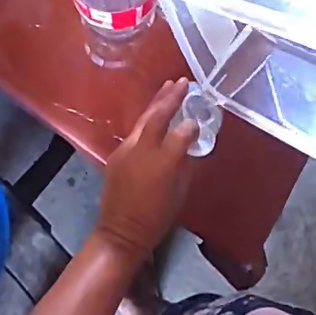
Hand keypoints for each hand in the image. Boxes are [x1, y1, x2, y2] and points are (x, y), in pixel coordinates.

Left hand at [94, 78, 200, 263]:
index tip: (198, 117)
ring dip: (156, 102)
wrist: (121, 232)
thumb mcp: (179, 193)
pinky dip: (146, 119)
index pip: (180, 134)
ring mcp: (127, 150)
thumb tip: (190, 144)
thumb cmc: (156, 218)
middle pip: (157, 117)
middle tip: (182, 82)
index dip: (190, 124)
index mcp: (163, 164)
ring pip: (143, 119)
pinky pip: (135, 131)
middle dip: (170, 98)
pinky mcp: (117, 153)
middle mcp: (143, 151)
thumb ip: (185, 164)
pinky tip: (153, 113)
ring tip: (168, 86)